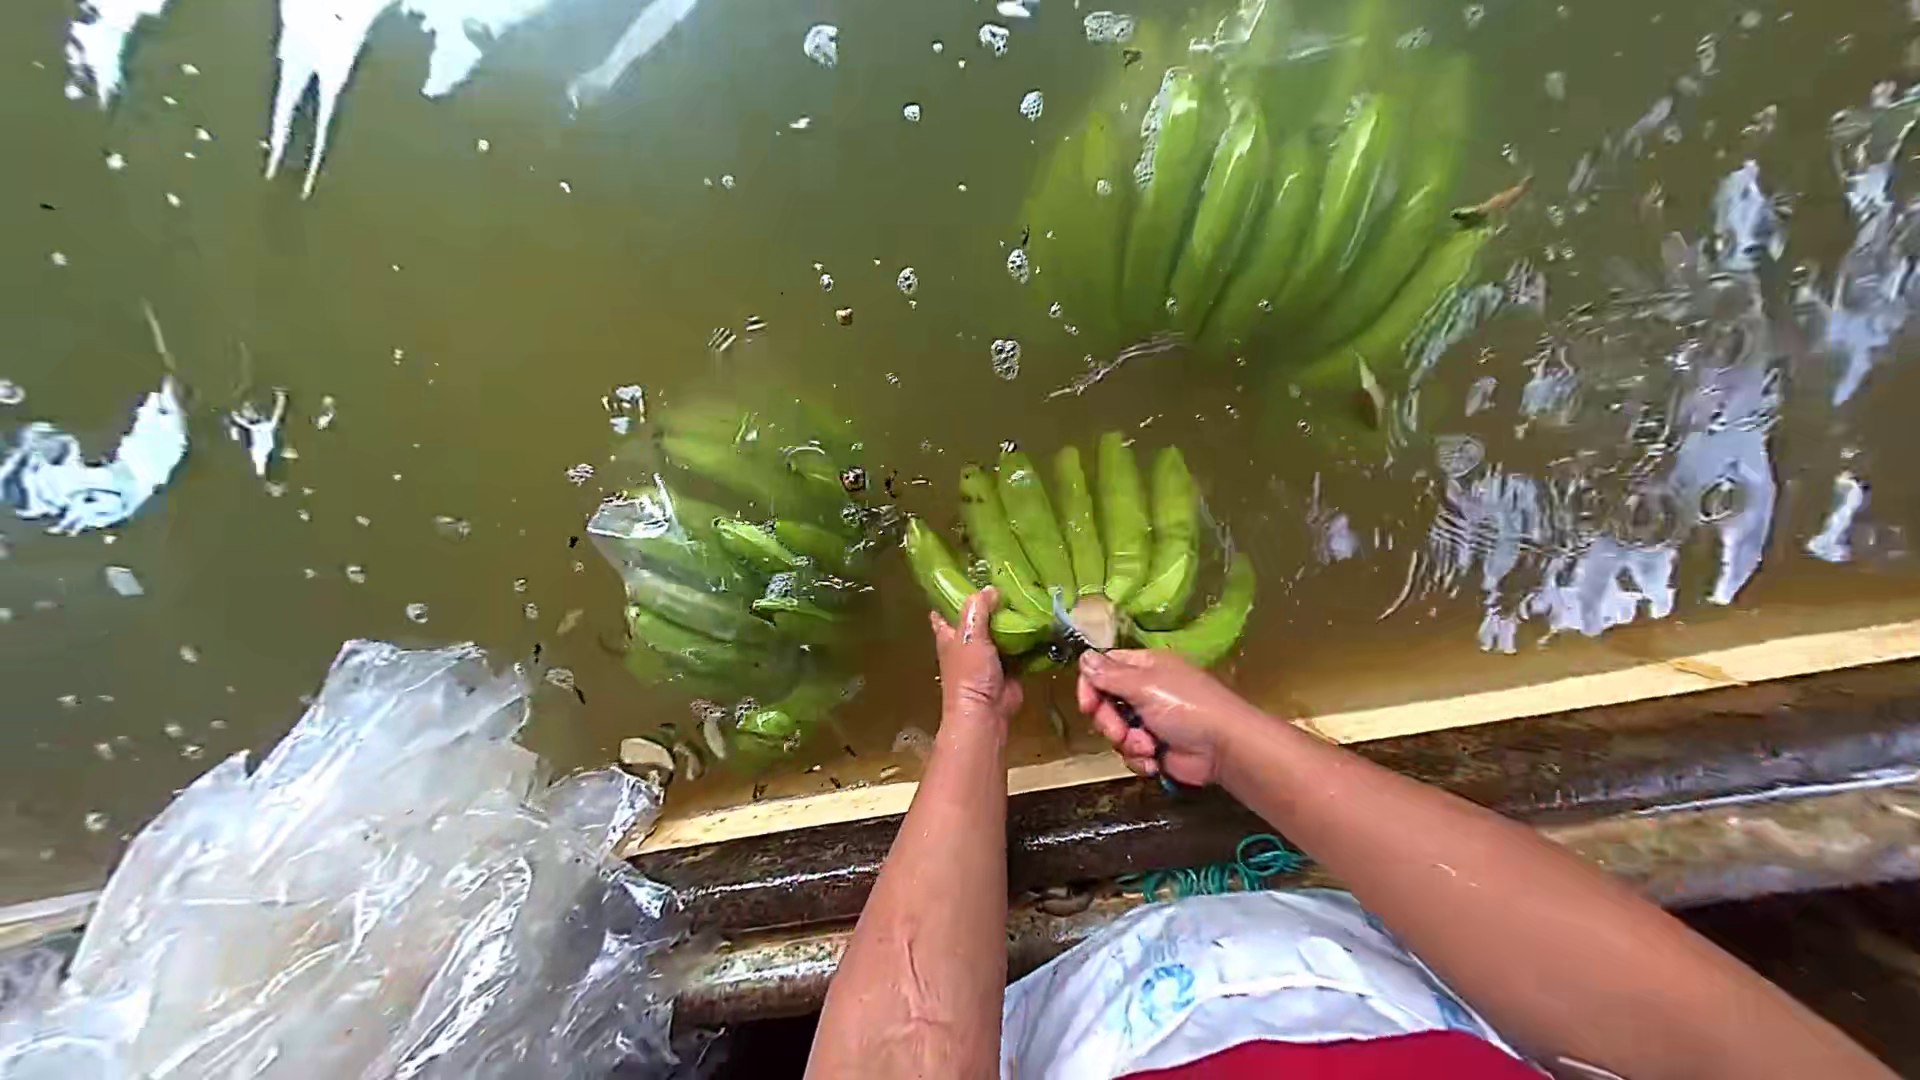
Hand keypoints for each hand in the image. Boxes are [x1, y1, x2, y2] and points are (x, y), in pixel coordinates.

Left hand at [930, 587, 1022, 727]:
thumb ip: (978, 609)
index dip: (951, 597)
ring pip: (1001, 630)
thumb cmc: (969, 673)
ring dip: (1013, 618)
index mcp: (950, 635)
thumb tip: (991, 588)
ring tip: (1029, 593)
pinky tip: (1042, 619)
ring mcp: (990, 655)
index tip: (964, 578)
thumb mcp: (970, 634)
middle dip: (991, 603)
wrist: (986, 711)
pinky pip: (1021, 646)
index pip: (945, 612)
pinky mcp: (1010, 666)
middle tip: (1010, 580)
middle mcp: (968, 643)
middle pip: (979, 618)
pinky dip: (1029, 636)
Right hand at [1076, 649, 1260, 785]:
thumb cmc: (1187, 707)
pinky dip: (1140, 758)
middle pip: (1104, 703)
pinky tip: (1155, 760)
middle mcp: (1143, 691)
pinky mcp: (1154, 748)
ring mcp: (1149, 721)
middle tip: (1118, 731)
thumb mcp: (1145, 685)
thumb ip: (1110, 675)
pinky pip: (1130, 753)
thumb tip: (1083, 657)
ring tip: (1148, 747)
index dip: (1091, 686)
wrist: (1226, 748)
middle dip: (1108, 721)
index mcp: (1143, 667)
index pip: (1103, 669)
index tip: (1088, 705)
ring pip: (1115, 732)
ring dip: (1127, 742)